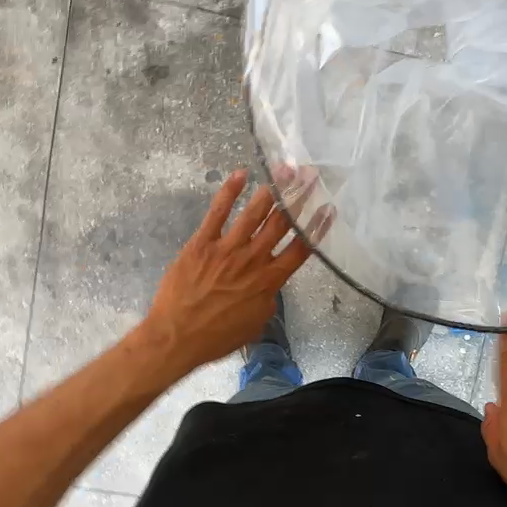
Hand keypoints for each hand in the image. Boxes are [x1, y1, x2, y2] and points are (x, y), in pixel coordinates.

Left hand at [141, 168, 330, 374]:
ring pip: (254, 213)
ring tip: (284, 170)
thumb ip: (267, 298)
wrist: (178, 336)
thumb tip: (270, 284)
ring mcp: (227, 249)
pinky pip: (218, 213)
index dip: (316, 228)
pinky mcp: (202, 243)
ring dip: (271, 190)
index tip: (328, 209)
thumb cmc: (218, 337)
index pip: (300, 249)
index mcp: (269, 281)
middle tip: (309, 177)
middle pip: (281, 224)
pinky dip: (229, 192)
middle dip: (298, 198)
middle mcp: (253, 260)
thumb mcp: (256, 323)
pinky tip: (240, 175)